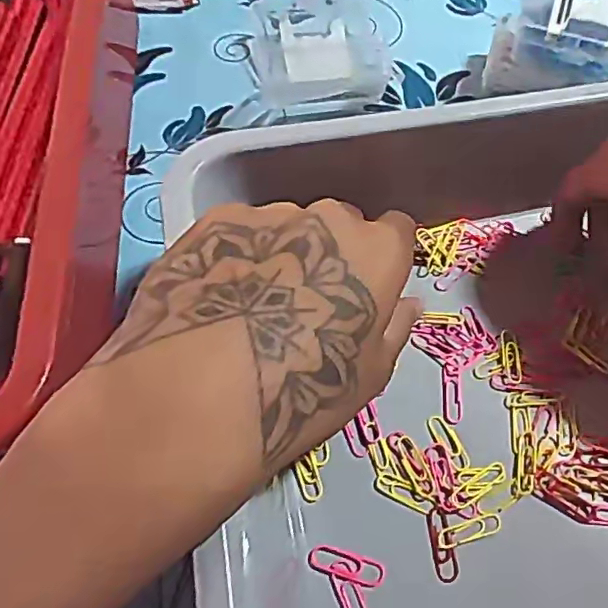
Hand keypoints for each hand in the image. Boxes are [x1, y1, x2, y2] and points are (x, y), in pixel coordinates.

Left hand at [79, 200, 420, 480]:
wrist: (198, 392)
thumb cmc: (303, 389)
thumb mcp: (369, 375)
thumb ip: (395, 327)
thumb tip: (409, 303)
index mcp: (377, 251)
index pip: (397, 230)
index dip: (384, 258)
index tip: (369, 286)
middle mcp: (327, 219)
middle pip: (340, 225)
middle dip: (332, 253)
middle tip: (308, 302)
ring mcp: (267, 215)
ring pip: (288, 226)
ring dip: (283, 253)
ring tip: (254, 305)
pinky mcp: (213, 222)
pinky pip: (239, 232)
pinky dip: (237, 255)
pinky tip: (218, 298)